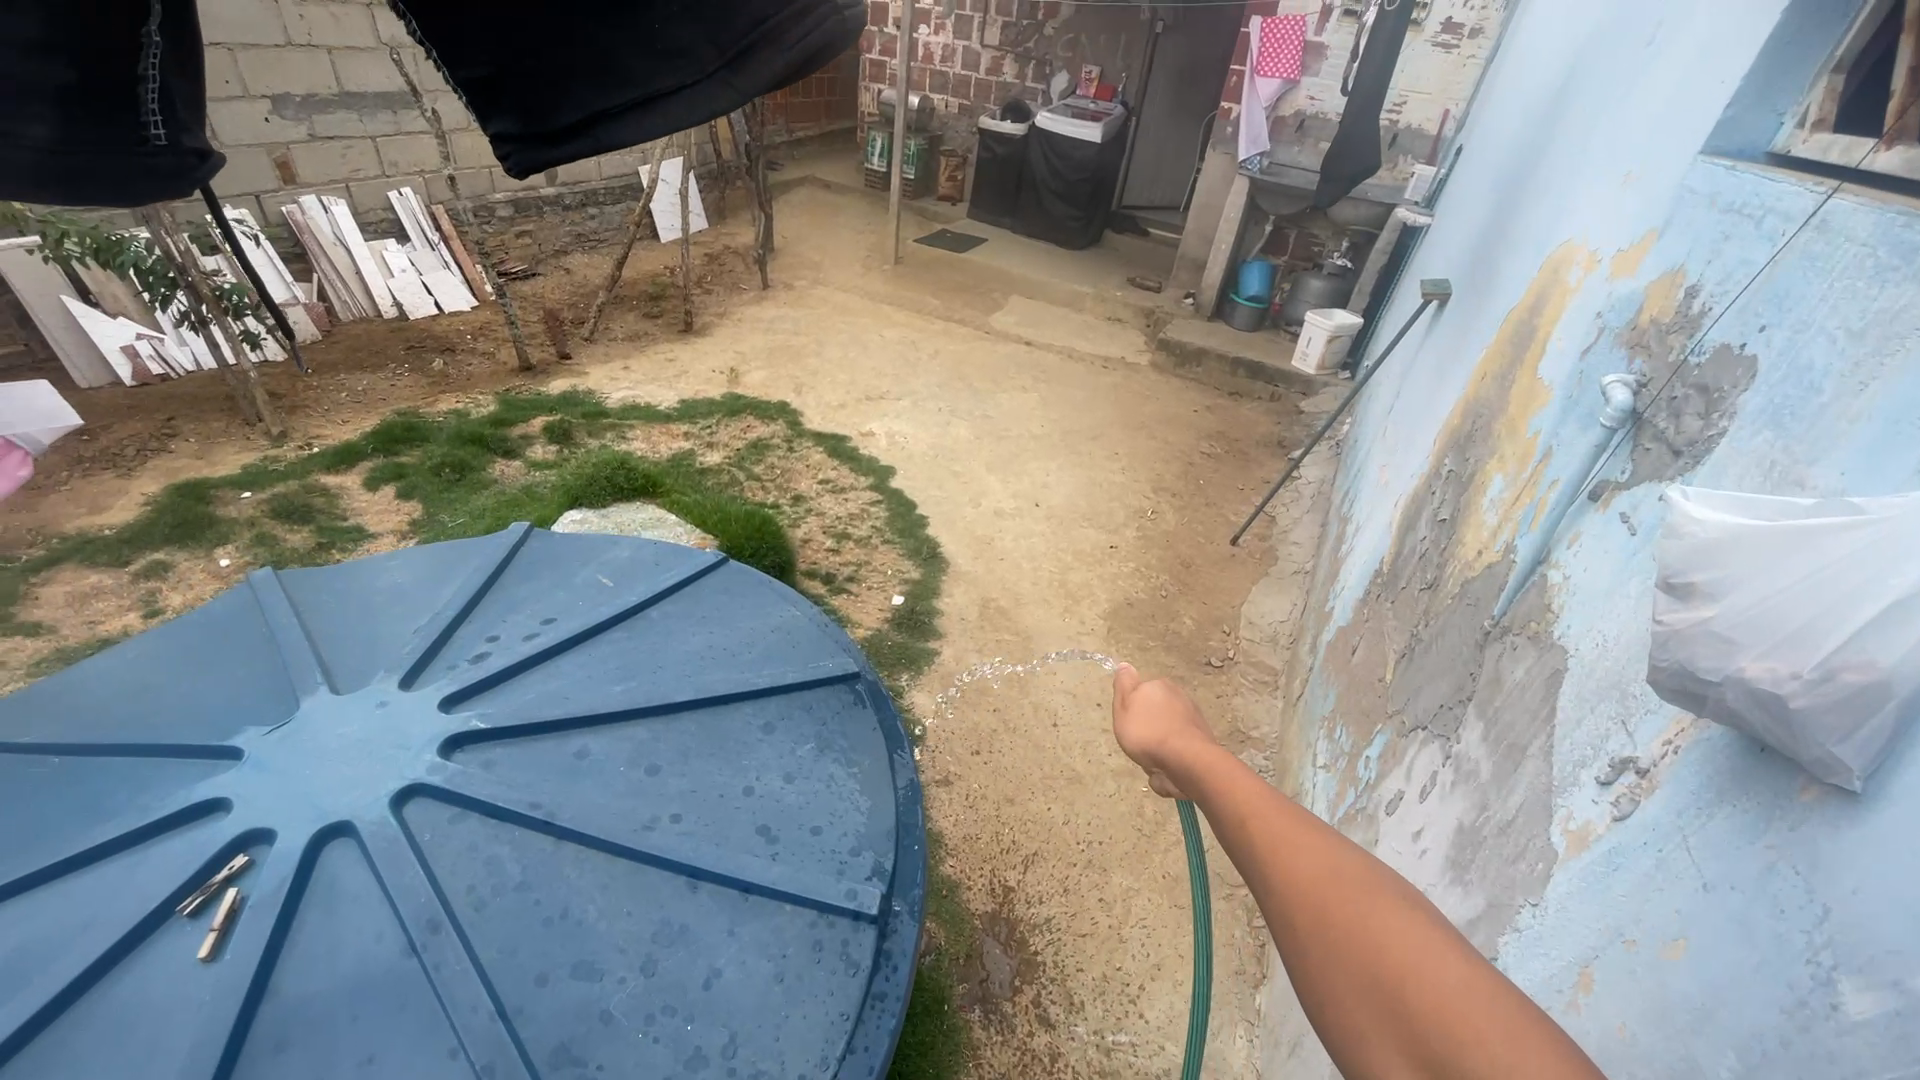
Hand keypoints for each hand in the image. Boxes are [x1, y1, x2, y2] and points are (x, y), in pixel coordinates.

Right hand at [1111, 663, 1219, 798]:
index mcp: (1158, 685)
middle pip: (1155, 711)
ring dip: (1160, 743)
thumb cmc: (1147, 734)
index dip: (1132, 709)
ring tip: (1154, 760)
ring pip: (1167, 729)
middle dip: (1148, 726)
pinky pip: (1179, 745)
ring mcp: (1193, 716)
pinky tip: (1168, 767)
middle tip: (1140, 742)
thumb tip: (1124, 665)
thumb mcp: (1123, 708)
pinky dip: (1173, 754)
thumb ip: (1123, 685)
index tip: (1129, 724)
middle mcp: (1178, 695)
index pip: (1140, 691)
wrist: (1187, 760)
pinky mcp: (1202, 736)